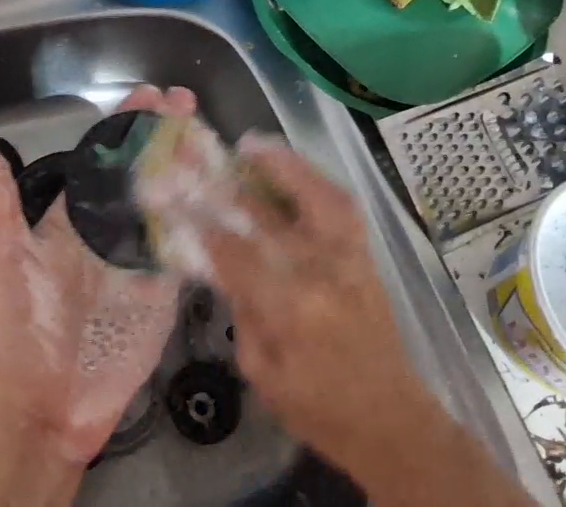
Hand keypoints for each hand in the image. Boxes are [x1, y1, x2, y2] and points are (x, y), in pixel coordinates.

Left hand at [0, 85, 187, 463]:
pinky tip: (229, 195)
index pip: (104, 157)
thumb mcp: (1, 256)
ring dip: (191, 167)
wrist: (46, 403)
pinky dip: (208, 222)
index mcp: (73, 216)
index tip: (150, 92)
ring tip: (213, 135)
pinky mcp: (164, 293)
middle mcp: (109, 231)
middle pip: (145, 171)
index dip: (127, 123)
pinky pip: (190, 251)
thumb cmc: (20, 326)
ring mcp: (140, 260)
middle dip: (166, 135)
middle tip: (189, 102)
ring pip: (172, 202)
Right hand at [198, 140, 529, 505]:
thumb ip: (241, 310)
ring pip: (316, 196)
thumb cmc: (317, 408)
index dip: (201, 224)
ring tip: (252, 145)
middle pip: (268, 217)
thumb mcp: (260, 371)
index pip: (235, 252)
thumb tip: (221, 263)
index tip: (173, 200)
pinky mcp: (365, 256)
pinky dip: (315, 180)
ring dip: (282, 165)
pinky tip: (292, 168)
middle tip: (199, 161)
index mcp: (290, 308)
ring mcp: (349, 258)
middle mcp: (322, 272)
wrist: (391, 420)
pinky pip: (342, 206)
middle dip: (228, 187)